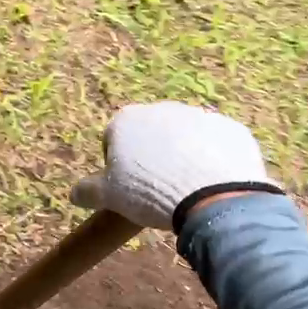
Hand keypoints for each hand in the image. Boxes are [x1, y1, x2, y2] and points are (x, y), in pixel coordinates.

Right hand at [70, 102, 280, 231]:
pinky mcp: (232, 129)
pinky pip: (216, 144)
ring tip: (187, 188)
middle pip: (150, 134)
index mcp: (126, 120)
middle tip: (156, 187)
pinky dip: (213, 159)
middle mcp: (161, 109)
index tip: (126, 185)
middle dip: (152, 156)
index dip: (117, 164)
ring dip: (183, 156)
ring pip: (185, 137)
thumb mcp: (107, 196)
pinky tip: (213, 183)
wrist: (213, 198)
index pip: (113, 139)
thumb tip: (75, 194)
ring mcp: (200, 116)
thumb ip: (86, 191)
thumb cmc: (148, 192)